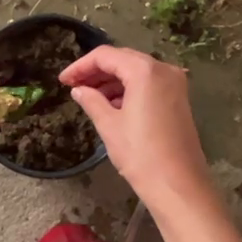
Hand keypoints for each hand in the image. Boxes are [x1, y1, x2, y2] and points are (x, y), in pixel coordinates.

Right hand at [60, 46, 210, 197]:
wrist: (178, 186)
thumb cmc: (140, 154)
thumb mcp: (109, 125)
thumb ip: (91, 100)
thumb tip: (79, 90)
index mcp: (145, 71)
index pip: (106, 56)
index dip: (80, 65)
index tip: (62, 80)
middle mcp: (163, 70)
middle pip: (123, 59)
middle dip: (96, 71)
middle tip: (73, 85)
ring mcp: (175, 84)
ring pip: (136, 71)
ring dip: (111, 81)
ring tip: (89, 97)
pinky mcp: (178, 99)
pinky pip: (148, 84)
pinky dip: (128, 89)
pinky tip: (111, 105)